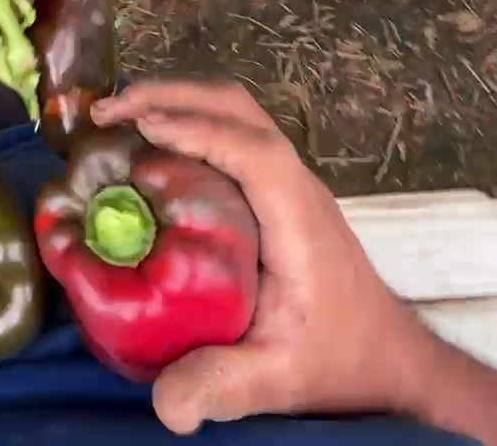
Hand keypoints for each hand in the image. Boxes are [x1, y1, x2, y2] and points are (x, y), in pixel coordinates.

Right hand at [92, 80, 440, 433]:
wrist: (390, 357)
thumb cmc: (340, 362)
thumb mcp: (281, 381)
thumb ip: (225, 386)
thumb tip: (162, 403)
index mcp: (297, 216)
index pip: (253, 149)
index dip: (196, 129)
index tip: (140, 130)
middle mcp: (294, 182)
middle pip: (235, 105)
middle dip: (168, 94)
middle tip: (106, 112)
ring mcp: (285, 176)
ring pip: (232, 107)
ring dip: (173, 98)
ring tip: (116, 115)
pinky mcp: (273, 182)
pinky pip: (226, 126)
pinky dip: (183, 116)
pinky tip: (147, 140)